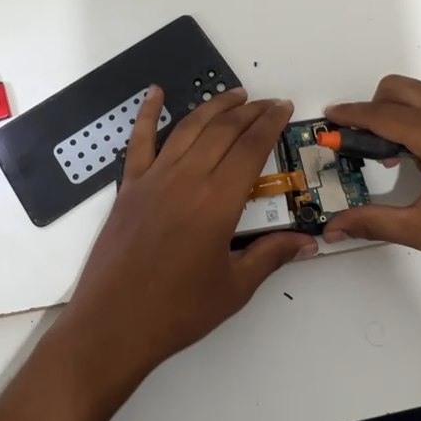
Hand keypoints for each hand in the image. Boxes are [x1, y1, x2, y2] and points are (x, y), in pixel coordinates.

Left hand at [58, 87, 308, 383]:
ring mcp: (154, 179)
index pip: (251, 148)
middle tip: (268, 102)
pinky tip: (155, 93)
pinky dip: (147, 114)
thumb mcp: (233, 288)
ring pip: (189, 128)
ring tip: (234, 95)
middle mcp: (187, 179)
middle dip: (250, 111)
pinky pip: (139, 141)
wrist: (112, 327)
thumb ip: (271, 256)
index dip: (270, 124)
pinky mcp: (128, 187)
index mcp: (217, 202)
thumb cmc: (177, 312)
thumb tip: (309, 242)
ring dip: (214, 107)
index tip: (284, 108)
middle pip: (223, 131)